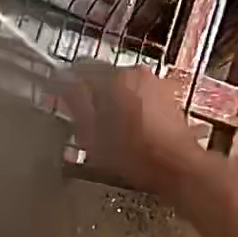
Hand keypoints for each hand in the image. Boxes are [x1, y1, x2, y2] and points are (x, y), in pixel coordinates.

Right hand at [60, 62, 208, 191]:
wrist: (180, 168)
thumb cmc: (130, 150)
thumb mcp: (89, 129)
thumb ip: (72, 100)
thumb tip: (59, 81)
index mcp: (115, 76)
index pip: (79, 67)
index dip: (64, 82)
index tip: (58, 98)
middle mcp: (137, 73)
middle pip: (102, 76)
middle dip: (89, 93)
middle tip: (81, 117)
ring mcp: (157, 84)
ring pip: (120, 86)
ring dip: (109, 100)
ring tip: (104, 126)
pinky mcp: (169, 98)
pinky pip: (137, 95)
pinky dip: (128, 105)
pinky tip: (126, 128)